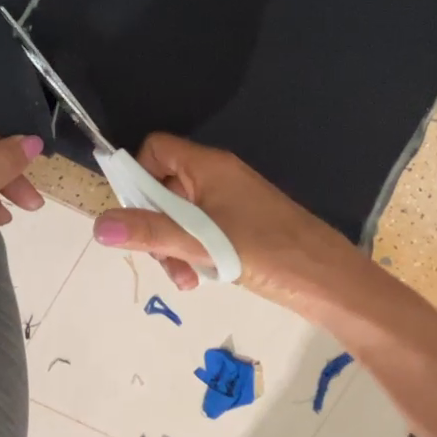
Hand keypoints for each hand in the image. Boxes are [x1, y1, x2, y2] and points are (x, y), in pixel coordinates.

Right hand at [92, 132, 369, 314]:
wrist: (339, 287)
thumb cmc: (271, 254)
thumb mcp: (202, 244)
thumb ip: (148, 232)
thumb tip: (98, 225)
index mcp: (208, 166)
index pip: (154, 149)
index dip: (137, 176)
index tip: (134, 212)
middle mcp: (218, 176)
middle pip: (162, 185)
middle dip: (152, 223)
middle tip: (160, 258)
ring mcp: (232, 201)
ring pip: (180, 213)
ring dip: (172, 244)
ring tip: (184, 279)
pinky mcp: (244, 226)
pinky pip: (202, 229)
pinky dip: (194, 251)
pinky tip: (202, 277)